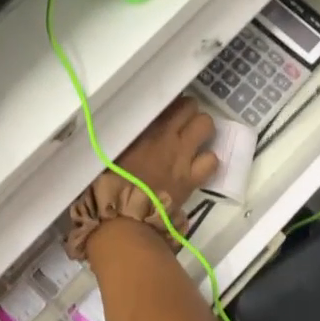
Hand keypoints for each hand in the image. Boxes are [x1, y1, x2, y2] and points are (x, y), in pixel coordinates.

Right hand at [67, 96, 219, 258]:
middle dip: (188, 111)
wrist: (123, 218)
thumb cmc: (107, 185)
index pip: (165, 101)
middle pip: (190, 106)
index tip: (164, 109)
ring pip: (206, 126)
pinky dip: (208, 160)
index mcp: (143, 128)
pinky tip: (199, 165)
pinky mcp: (193, 178)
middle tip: (181, 122)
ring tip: (193, 141)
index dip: (167, 103)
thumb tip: (120, 130)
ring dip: (201, 132)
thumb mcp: (107, 153)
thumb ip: (119, 138)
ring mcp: (183, 156)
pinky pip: (212, 161)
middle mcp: (167, 135)